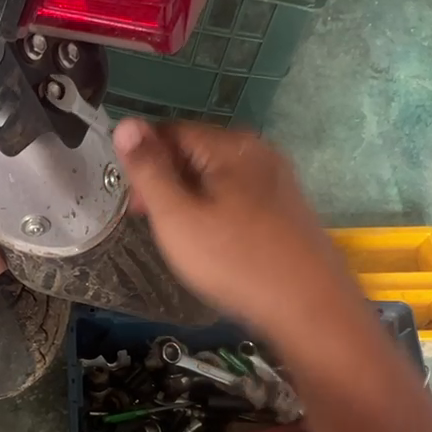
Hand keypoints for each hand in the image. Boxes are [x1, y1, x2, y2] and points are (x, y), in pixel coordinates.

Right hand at [115, 119, 360, 335]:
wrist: (307, 307)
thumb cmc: (233, 261)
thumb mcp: (177, 217)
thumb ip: (149, 171)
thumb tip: (124, 124)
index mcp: (231, 146)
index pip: (170, 131)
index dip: (143, 160)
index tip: (133, 202)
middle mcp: (259, 152)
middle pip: (196, 152)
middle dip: (166, 181)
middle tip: (152, 225)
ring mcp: (277, 180)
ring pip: (216, 177)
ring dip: (189, 198)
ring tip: (180, 238)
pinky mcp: (286, 208)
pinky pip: (237, 197)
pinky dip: (215, 211)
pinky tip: (213, 244)